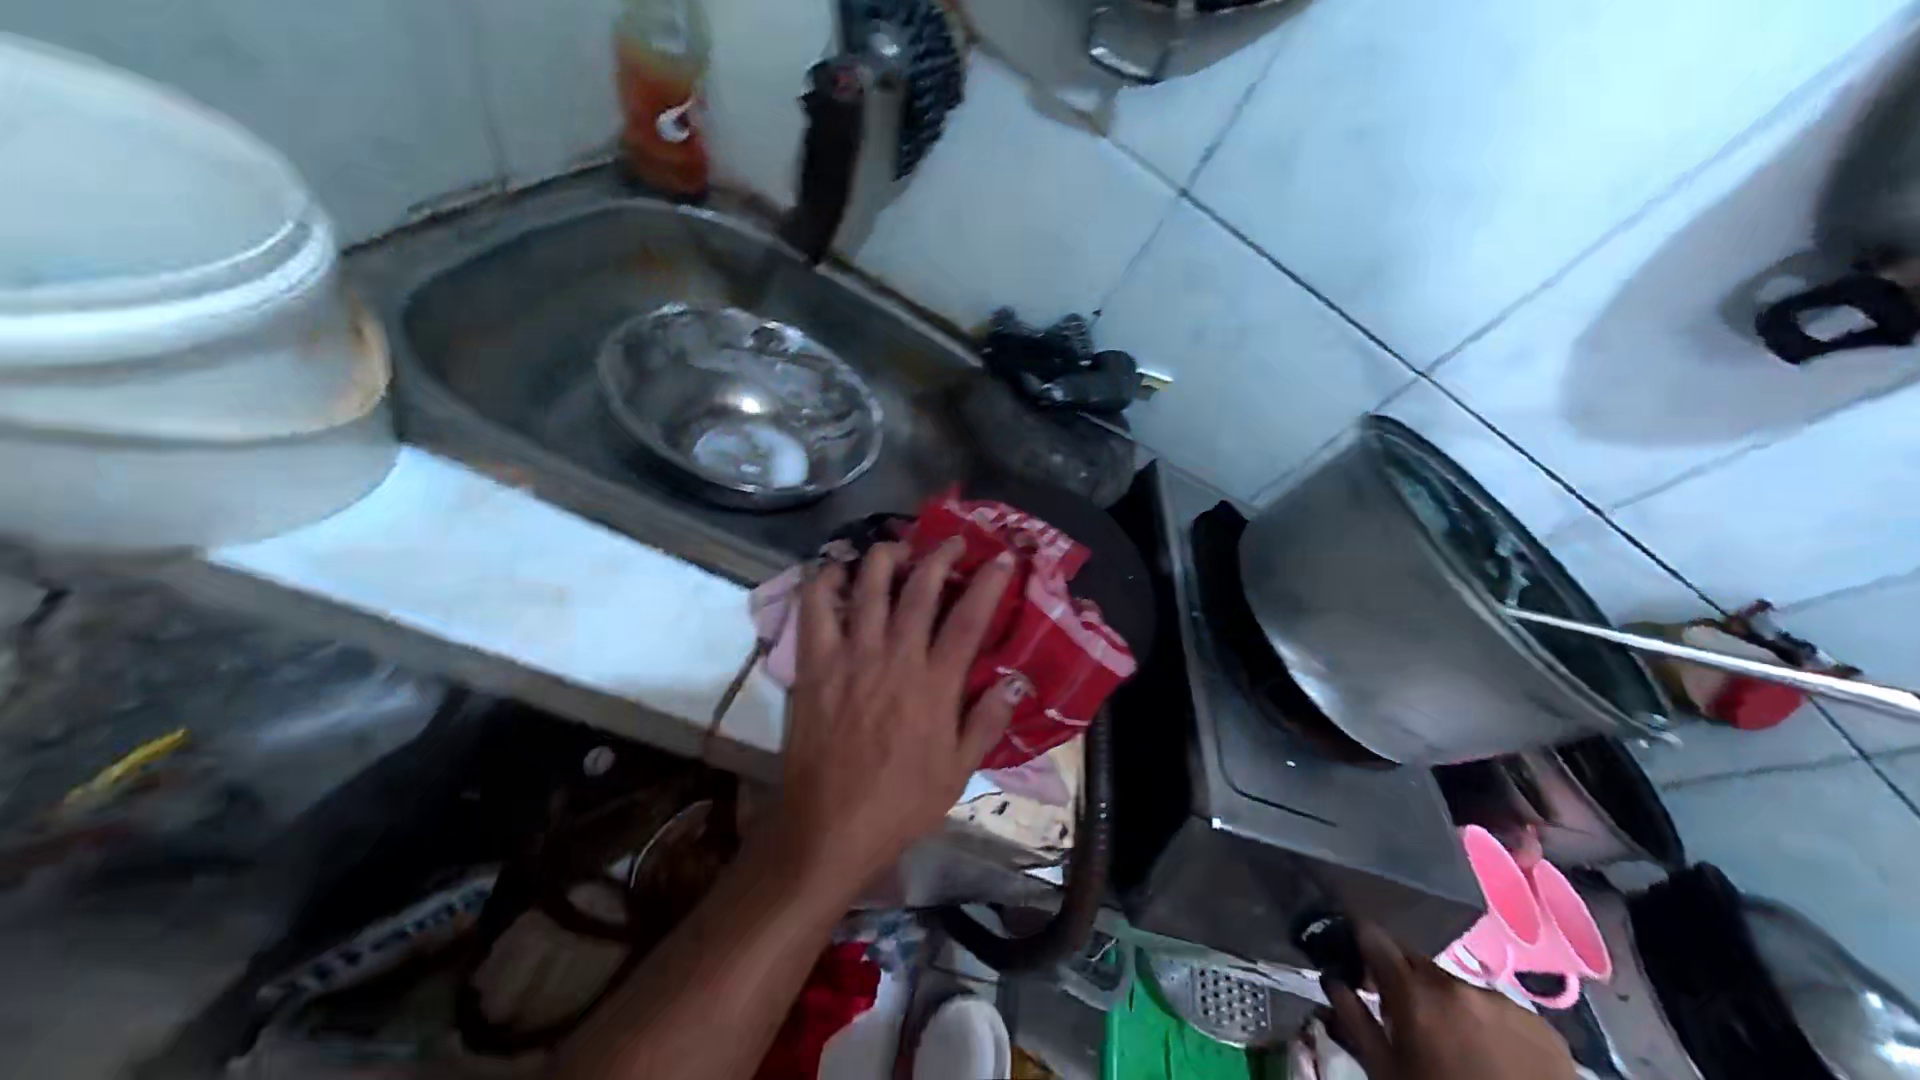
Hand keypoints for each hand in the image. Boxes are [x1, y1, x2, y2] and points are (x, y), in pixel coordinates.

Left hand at [775, 538, 1018, 884]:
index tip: (1002, 556)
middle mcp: (895, 658)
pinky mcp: (815, 665)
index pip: (969, 619)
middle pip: (921, 589)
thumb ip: (987, 721)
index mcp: (935, 685)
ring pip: (869, 587)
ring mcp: (851, 657)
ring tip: (900, 546)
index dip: (989, 582)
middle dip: (941, 556)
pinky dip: (826, 581)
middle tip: (952, 542)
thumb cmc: (901, 803)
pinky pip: (816, 609)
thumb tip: (1017, 679)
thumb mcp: (958, 772)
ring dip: (887, 557)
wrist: (829, 828)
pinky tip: (838, 570)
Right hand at [1322, 924, 1576, 1079]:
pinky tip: (1494, 1059)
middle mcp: (1458, 985)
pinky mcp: (1545, 1028)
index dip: (1360, 944)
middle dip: (1404, 981)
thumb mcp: (1385, 1071)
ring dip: (1447, 1004)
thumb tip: (1332, 979)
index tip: (1358, 965)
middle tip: (1405, 1018)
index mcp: (1415, 993)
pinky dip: (1488, 1025)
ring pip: (1458, 987)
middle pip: (1416, 962)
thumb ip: (1353, 1019)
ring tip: (1456, 1046)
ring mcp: (1506, 1005)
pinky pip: (1500, 1011)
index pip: (1373, 937)